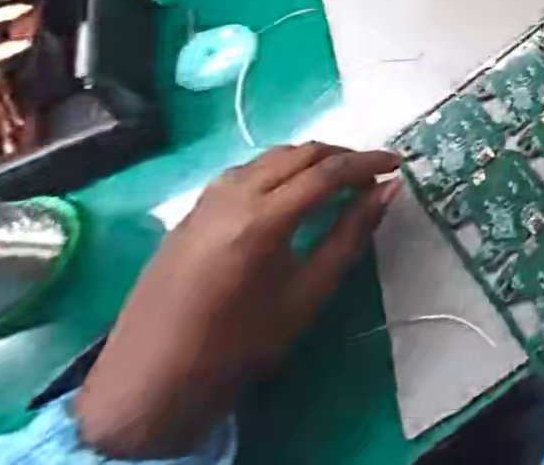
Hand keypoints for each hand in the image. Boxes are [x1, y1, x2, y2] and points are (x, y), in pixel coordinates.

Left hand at [75, 144, 400, 457]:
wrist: (146, 389)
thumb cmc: (236, 348)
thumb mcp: (306, 295)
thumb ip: (351, 235)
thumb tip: (388, 191)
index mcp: (262, 219)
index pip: (328, 171)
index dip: (368, 163)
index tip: (397, 164)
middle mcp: (233, 195)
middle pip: (301, 153)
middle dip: (343, 156)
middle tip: (371, 174)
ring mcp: (207, 198)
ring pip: (273, 156)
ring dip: (311, 159)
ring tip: (337, 180)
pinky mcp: (192, 209)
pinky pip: (247, 169)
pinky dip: (280, 169)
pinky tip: (290, 192)